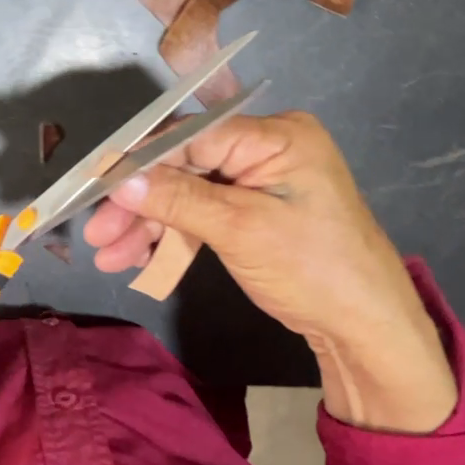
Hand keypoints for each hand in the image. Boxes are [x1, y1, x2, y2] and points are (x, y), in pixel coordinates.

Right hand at [83, 112, 456, 432]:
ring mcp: (262, 181)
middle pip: (186, 167)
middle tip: (98, 234)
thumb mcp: (239, 229)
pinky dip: (175, 236)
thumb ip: (178, 199)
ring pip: (190, 194)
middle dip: (140, 203)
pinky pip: (206, 214)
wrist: (366, 328)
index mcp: (277, 135)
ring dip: (149, 226)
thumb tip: (120, 179)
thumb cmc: (312, 269)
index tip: (97, 186)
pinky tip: (140, 259)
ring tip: (109, 257)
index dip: (142, 160)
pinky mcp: (256, 211)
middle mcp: (268, 148)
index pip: (193, 136)